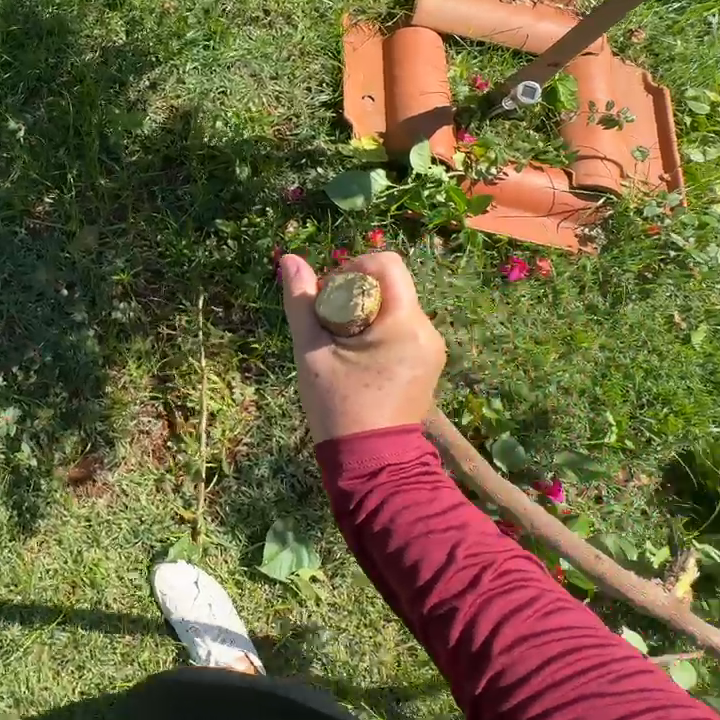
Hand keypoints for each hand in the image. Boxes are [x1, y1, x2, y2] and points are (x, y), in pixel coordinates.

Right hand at [279, 252, 446, 440]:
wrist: (370, 461)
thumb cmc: (337, 403)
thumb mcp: (311, 349)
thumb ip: (301, 301)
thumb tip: (289, 258)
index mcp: (406, 324)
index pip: (387, 264)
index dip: (353, 267)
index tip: (329, 294)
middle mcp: (427, 331)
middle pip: (390, 284)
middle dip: (355, 291)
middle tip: (328, 320)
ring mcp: (431, 349)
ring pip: (394, 305)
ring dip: (364, 311)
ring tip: (338, 340)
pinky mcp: (426, 363)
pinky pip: (400, 327)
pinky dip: (375, 329)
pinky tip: (354, 355)